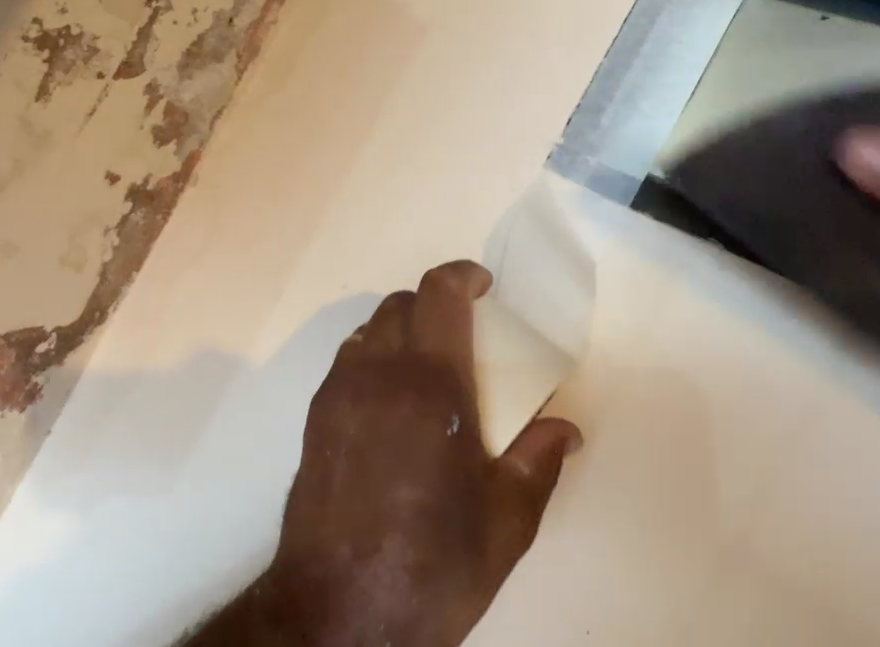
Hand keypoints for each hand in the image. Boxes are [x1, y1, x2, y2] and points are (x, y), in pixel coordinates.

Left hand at [188, 261, 581, 646]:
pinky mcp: (314, 416)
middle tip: (466, 333)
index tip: (485, 285)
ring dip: (401, 329)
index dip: (460, 275)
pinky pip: (347, 361)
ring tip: (430, 366)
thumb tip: (564, 428)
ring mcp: (337, 392)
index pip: (437, 295)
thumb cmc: (433, 562)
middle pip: (400, 304)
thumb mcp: (506, 522)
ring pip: (369, 330)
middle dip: (435, 303)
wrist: (339, 606)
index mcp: (429, 384)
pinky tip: (393, 402)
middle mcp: (376, 373)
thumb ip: (537, 461)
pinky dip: (373, 357)